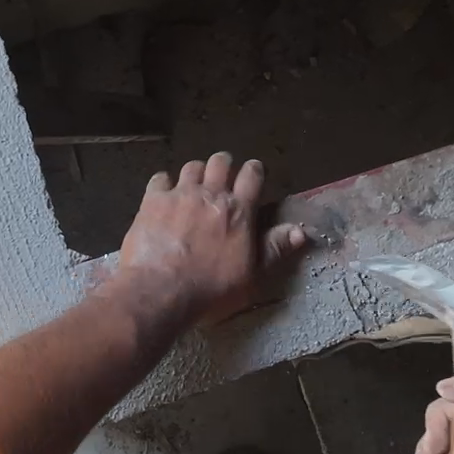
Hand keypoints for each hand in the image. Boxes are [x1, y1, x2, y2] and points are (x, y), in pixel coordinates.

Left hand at [109, 152, 307, 324]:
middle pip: (220, 162)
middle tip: (222, 176)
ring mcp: (179, 194)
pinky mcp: (152, 200)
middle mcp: (210, 194)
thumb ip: (274, 250)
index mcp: (238, 211)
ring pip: (191, 167)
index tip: (253, 173)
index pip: (252, 175)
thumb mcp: (251, 276)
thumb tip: (300, 231)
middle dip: (224, 165)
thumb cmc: (210, 289)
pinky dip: (164, 183)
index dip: (254, 170)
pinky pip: (160, 178)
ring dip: (196, 173)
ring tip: (194, 185)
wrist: (160, 291)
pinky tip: (163, 195)